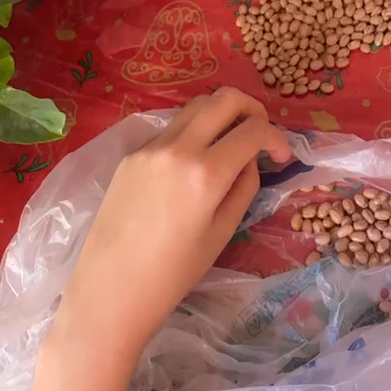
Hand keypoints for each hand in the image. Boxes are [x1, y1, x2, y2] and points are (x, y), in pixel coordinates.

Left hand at [35, 88, 291, 390]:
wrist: (108, 293)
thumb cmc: (172, 274)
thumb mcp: (222, 232)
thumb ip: (244, 185)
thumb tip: (249, 157)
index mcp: (206, 172)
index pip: (254, 130)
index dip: (276, 137)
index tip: (282, 156)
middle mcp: (179, 147)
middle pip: (225, 98)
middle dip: (252, 108)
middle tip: (259, 132)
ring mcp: (151, 146)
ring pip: (197, 105)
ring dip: (222, 113)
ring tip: (230, 141)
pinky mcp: (132, 154)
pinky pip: (173, 127)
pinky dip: (194, 131)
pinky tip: (194, 162)